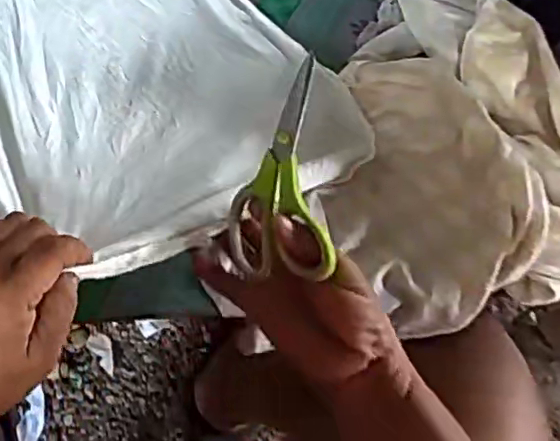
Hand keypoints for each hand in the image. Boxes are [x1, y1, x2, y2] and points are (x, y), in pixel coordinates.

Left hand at [0, 214, 90, 427]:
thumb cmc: (2, 375)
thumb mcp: (44, 356)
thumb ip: (61, 312)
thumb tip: (70, 277)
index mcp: (13, 291)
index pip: (49, 251)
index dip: (75, 249)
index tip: (88, 261)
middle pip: (34, 230)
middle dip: (58, 242)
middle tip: (69, 268)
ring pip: (16, 221)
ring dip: (37, 233)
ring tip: (48, 260)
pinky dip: (16, 230)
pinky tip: (25, 252)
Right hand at [193, 218, 410, 404]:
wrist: (361, 371)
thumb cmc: (360, 318)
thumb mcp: (343, 277)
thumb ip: (310, 249)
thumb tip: (279, 220)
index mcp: (302, 243)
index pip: (277, 213)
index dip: (262, 199)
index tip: (247, 189)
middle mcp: (278, 255)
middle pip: (250, 227)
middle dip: (234, 216)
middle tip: (217, 208)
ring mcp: (263, 277)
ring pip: (234, 250)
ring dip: (219, 240)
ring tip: (204, 234)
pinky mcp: (251, 302)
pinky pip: (226, 282)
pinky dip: (210, 271)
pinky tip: (198, 261)